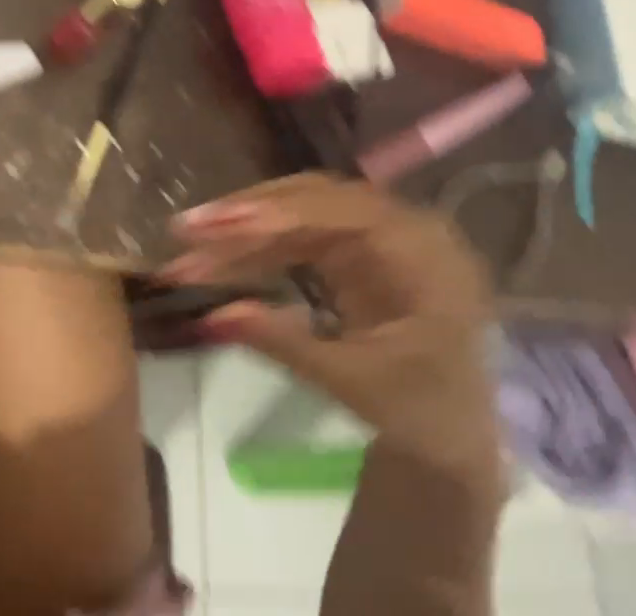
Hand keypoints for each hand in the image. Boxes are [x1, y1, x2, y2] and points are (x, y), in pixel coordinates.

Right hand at [165, 174, 497, 468]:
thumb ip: (282, 343)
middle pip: (317, 200)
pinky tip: (221, 254)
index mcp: (428, 258)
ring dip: (245, 226)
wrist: (448, 435)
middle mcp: (406, 231)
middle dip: (249, 212)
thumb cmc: (417, 412)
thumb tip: (210, 317)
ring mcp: (378, 238)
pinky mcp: (355, 252)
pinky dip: (258, 243)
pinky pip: (299, 233)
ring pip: (301, 212)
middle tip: (187, 229)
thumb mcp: (351, 382)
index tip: (220, 225)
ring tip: (191, 240)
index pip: (347, 214)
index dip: (280, 214)